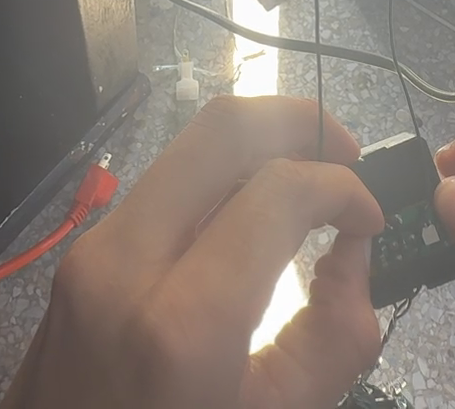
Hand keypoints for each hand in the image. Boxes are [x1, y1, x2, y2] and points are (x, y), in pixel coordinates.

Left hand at [1, 96, 385, 408]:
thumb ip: (333, 336)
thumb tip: (354, 247)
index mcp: (179, 322)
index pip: (275, 192)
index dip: (340, 186)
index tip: (369, 215)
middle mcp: (127, 258)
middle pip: (221, 127)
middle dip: (296, 118)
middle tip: (343, 151)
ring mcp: (95, 244)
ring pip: (188, 143)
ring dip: (258, 140)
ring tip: (306, 172)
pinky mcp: (85, 245)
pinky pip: (166, 181)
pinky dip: (222, 174)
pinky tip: (253, 206)